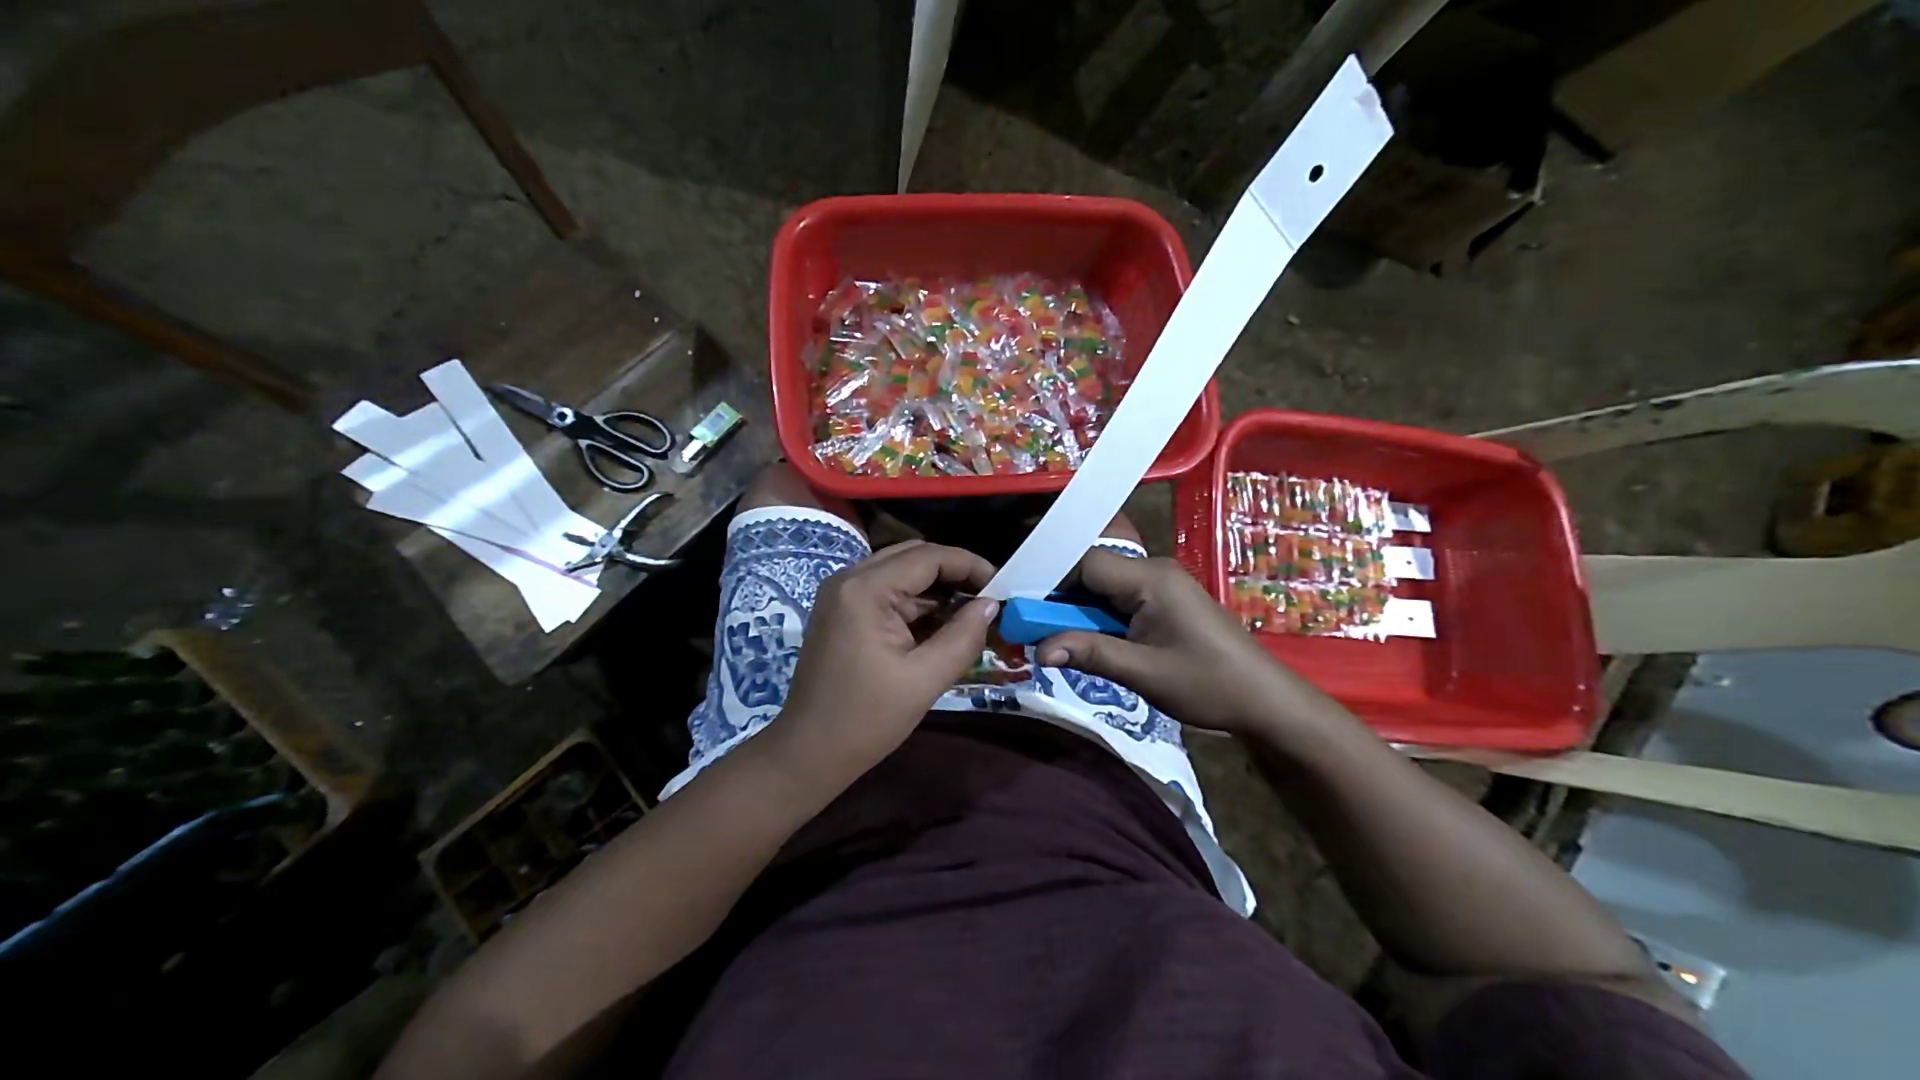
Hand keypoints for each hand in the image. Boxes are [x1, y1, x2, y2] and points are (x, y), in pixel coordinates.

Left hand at [774, 541, 998, 778]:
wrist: (809, 753)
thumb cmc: (867, 719)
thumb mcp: (925, 679)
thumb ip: (963, 636)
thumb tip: (991, 605)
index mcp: (865, 589)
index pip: (928, 556)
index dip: (969, 565)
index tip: (1002, 585)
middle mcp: (849, 579)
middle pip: (912, 556)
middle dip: (954, 573)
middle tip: (989, 598)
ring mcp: (841, 594)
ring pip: (900, 573)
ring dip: (936, 588)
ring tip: (972, 613)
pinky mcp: (841, 611)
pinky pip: (885, 592)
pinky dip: (915, 603)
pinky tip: (941, 625)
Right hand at [1034, 550, 1332, 734]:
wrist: (1265, 700)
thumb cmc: (1209, 684)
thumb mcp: (1143, 673)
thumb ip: (1090, 654)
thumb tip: (1038, 650)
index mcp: (1149, 578)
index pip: (1084, 562)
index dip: (1048, 581)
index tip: (1020, 606)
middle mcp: (1153, 571)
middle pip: (1091, 571)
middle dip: (1058, 598)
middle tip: (1029, 627)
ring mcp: (1161, 585)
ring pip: (1102, 586)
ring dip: (1077, 610)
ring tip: (1049, 636)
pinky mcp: (1164, 601)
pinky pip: (1118, 599)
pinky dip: (1097, 617)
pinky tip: (1083, 638)